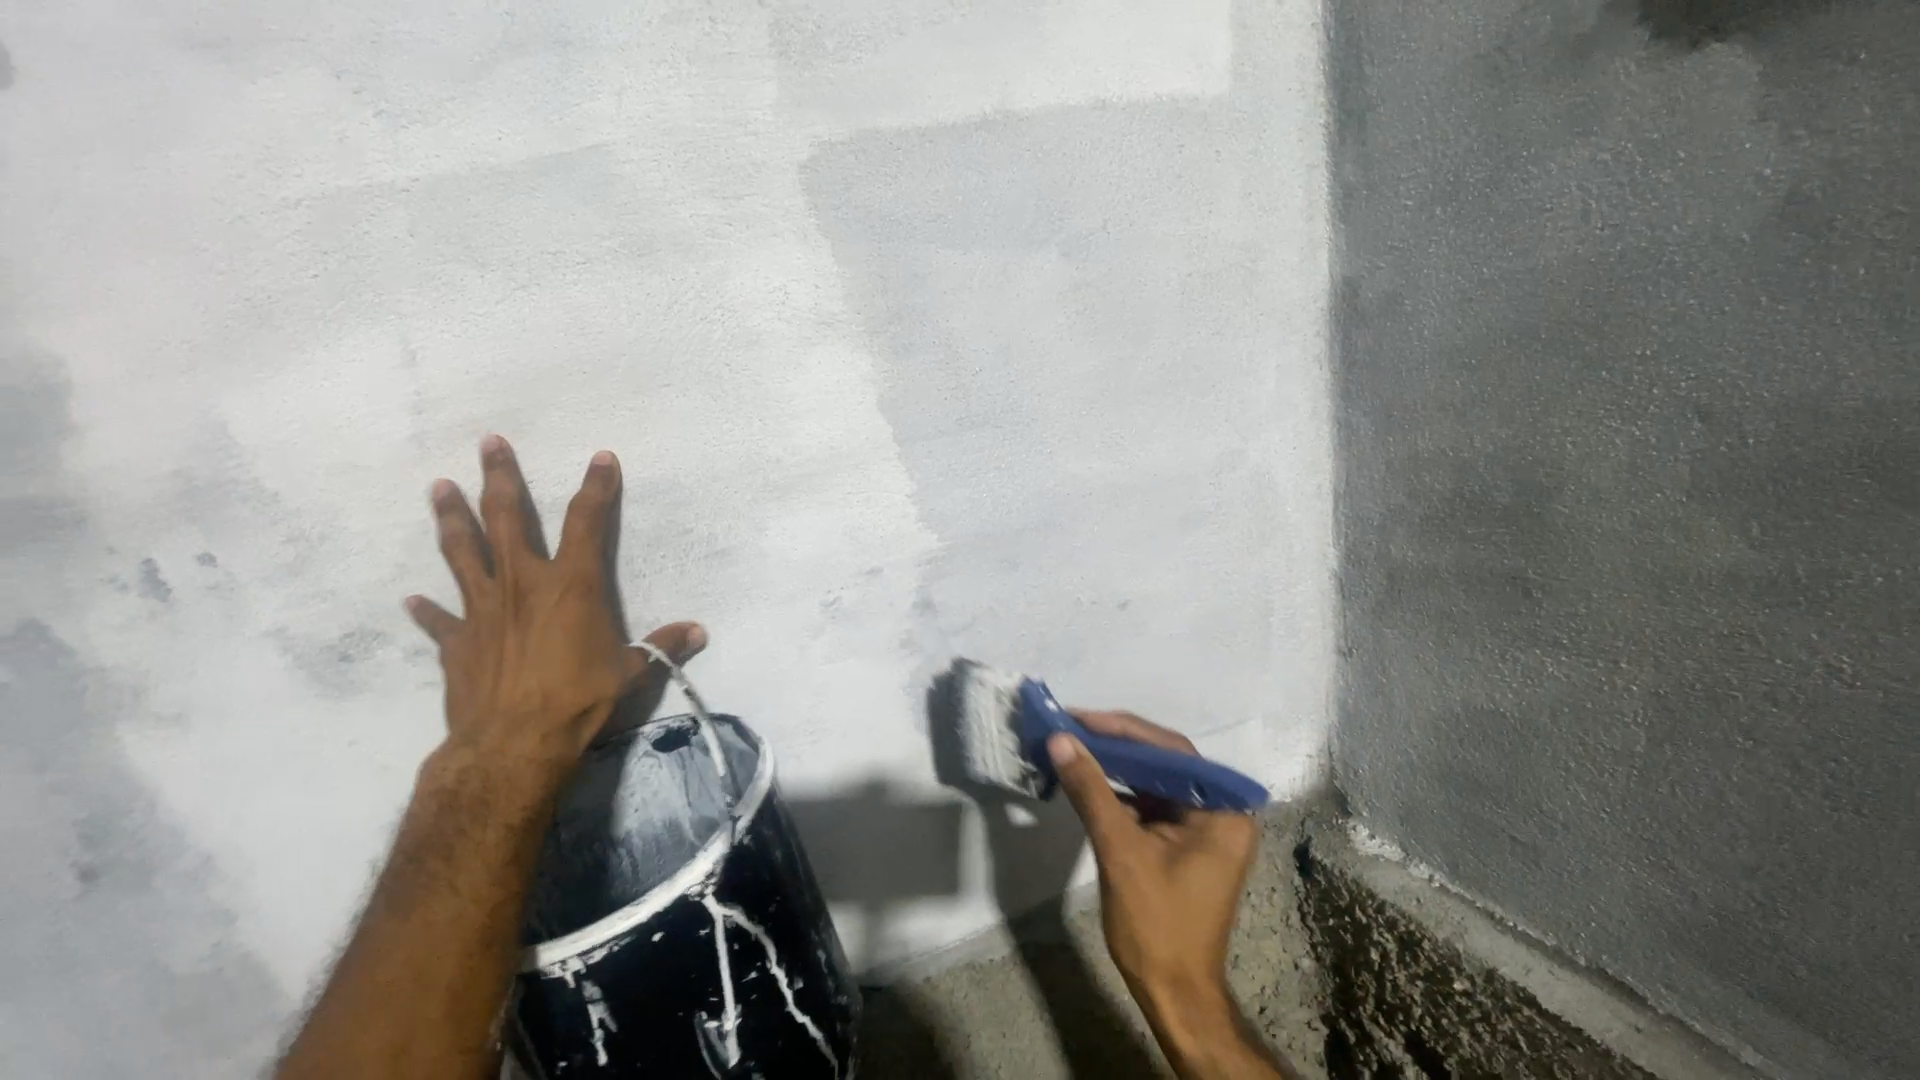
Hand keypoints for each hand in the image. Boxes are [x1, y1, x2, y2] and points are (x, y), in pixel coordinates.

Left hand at [405, 435, 704, 775]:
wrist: (514, 742)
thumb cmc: (580, 700)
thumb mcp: (633, 671)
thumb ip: (663, 646)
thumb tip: (699, 632)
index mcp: (571, 585)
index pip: (587, 522)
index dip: (597, 487)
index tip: (601, 457)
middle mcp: (523, 585)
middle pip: (509, 518)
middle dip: (501, 477)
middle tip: (489, 442)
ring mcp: (483, 611)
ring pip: (464, 552)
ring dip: (452, 517)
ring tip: (439, 486)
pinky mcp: (457, 643)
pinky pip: (439, 621)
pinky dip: (427, 610)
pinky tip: (412, 600)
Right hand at [1048, 712, 1270, 1074]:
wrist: (1174, 992)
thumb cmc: (1156, 924)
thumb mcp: (1120, 851)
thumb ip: (1092, 790)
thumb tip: (1060, 740)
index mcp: (1222, 809)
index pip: (1171, 751)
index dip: (1123, 729)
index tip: (1079, 717)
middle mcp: (1221, 810)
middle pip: (1164, 761)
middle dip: (1117, 744)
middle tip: (1071, 727)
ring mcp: (1203, 827)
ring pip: (1155, 781)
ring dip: (1115, 766)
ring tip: (1072, 746)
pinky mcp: (1184, 842)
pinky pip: (1151, 803)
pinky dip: (1120, 792)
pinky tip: (1088, 779)